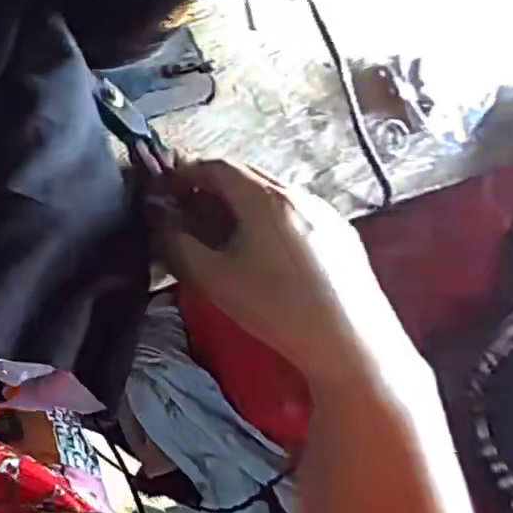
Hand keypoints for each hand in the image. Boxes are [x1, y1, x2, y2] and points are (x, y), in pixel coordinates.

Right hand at [161, 160, 425, 393]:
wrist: (353, 346)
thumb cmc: (275, 309)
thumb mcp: (211, 277)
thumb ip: (176, 241)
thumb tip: (159, 218)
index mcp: (266, 200)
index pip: (217, 166)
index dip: (184, 173)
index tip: (165, 191)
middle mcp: (299, 196)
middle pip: (245, 173)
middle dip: (209, 185)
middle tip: (185, 208)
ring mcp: (327, 212)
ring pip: (271, 190)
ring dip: (237, 199)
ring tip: (218, 229)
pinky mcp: (342, 234)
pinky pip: (294, 208)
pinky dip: (265, 214)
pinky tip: (258, 246)